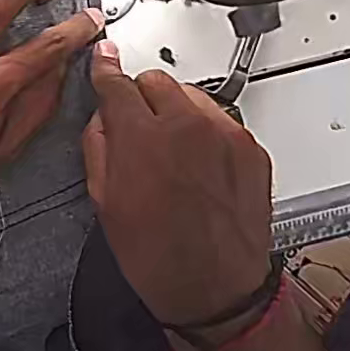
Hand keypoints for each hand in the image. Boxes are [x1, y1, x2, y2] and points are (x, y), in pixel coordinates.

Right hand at [81, 40, 272, 326]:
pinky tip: (196, 162)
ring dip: (174, 111)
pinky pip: (219, 118)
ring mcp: (225, 134)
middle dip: (140, 97)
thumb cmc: (160, 257)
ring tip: (170, 151)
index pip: (118, 82)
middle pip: (156, 79)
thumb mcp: (105, 202)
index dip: (105, 69)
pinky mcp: (251, 147)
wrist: (216, 291)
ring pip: (190, 94)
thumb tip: (101, 118)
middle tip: (137, 128)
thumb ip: (98, 146)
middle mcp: (188, 126)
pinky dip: (203, 129)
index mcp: (143, 138)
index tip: (103, 59)